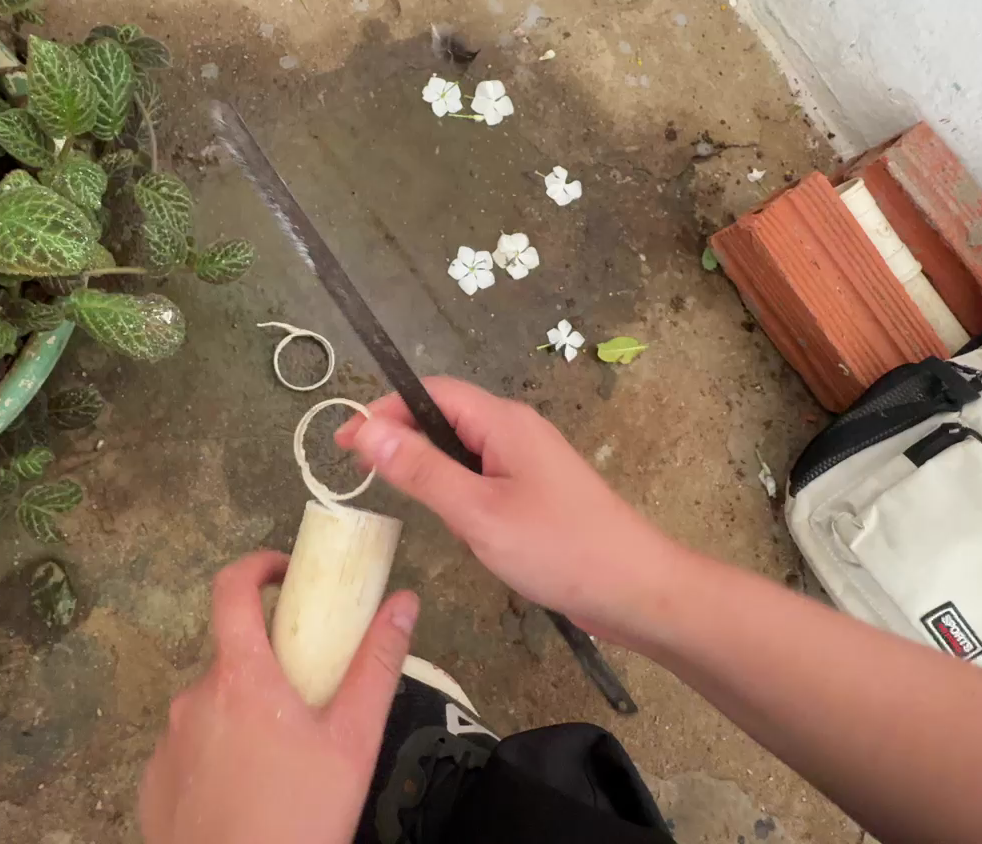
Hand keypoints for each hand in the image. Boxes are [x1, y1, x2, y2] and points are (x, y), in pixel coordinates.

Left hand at [138, 551, 419, 843]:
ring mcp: (168, 740)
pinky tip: (246, 789)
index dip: (258, 565)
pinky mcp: (153, 782)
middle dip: (268, 661)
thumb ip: (378, 663)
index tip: (287, 573)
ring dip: (244, 708)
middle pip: (232, 652)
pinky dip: (217, 748)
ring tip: (281, 756)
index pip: (232, 587)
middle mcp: (194, 696)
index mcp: (240, 674)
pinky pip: (191, 743)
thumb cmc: (301, 814)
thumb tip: (405, 599)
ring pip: (213, 701)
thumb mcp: (354, 740)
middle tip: (306, 697)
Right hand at [334, 378, 683, 640]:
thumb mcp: (477, 512)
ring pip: (462, 452)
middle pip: (444, 418)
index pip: (430, 393)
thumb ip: (420, 470)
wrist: (636, 589)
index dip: (384, 410)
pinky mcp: (535, 489)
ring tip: (430, 515)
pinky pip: (483, 478)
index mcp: (503, 421)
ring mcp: (527, 460)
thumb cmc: (557, 547)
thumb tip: (366, 428)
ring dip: (436, 477)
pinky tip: (466, 532)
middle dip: (405, 444)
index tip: (345, 443)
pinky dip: (462, 497)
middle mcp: (515, 429)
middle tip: (367, 477)